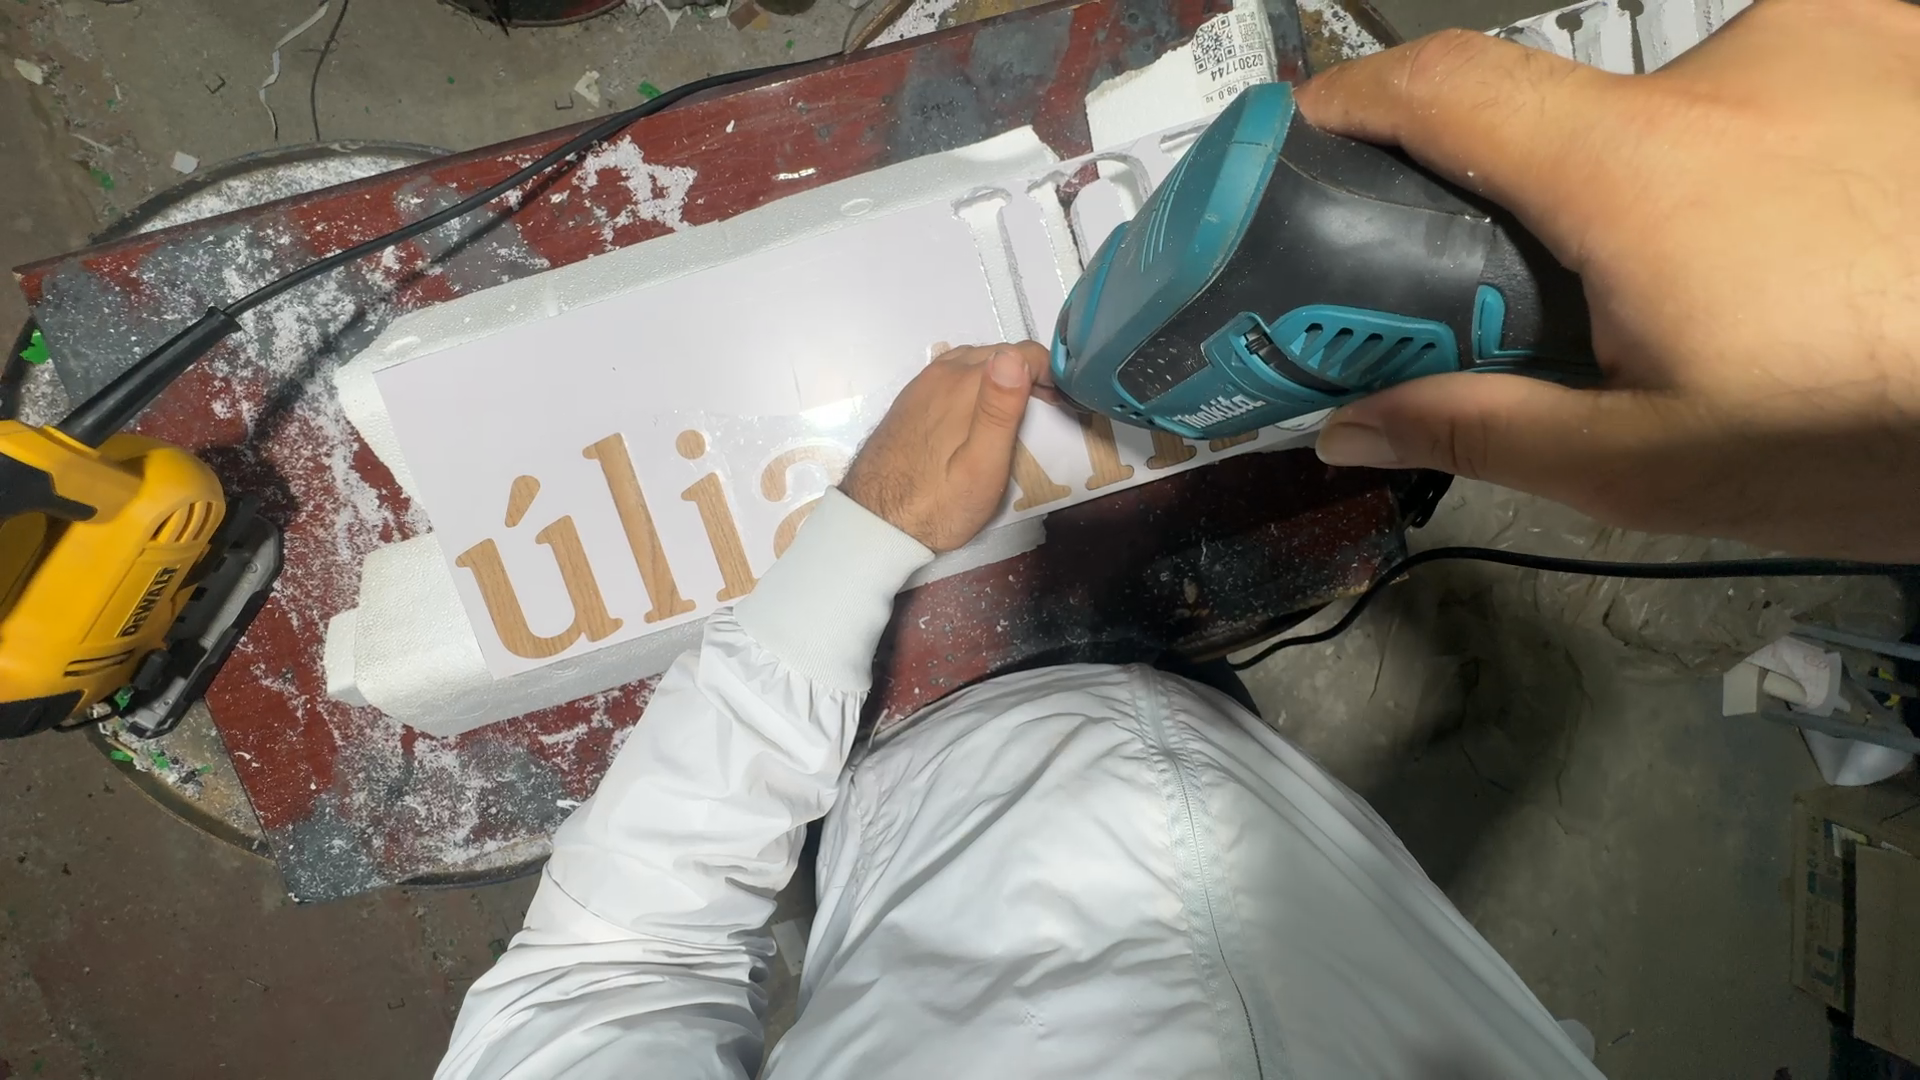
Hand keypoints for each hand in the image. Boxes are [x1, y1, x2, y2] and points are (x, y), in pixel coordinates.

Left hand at [841, 342, 1052, 551]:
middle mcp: (941, 373)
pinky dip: (972, 386)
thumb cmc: (937, 504)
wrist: (876, 523)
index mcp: (964, 384)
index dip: (1049, 375)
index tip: (1058, 407)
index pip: (1023, 353)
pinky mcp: (910, 400)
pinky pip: (951, 376)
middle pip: (998, 354)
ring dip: (998, 380)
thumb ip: (1000, 410)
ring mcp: (922, 384)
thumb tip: (1015, 356)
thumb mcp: (982, 467)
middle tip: (1041, 416)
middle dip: (1026, 376)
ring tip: (1011, 418)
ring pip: (973, 362)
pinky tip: (974, 419)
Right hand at [1297, 0, 1919, 559]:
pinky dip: (1715, 154)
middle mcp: (1735, 71)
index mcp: (1641, 171)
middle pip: (1546, 115)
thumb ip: (1472, 430)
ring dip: (1620, 187)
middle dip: (1501, 200)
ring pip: (1656, 109)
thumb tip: (1342, 432)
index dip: (1354, 98)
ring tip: (1665, 284)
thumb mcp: (1636, 464)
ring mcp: (1846, 39)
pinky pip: (1757, 84)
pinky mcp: (1906, 50)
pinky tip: (1765, 232)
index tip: (1295, 137)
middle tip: (1506, 292)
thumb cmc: (1865, 433)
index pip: (1454, 89)